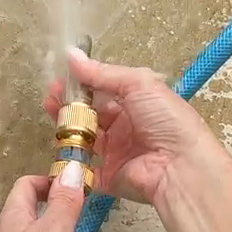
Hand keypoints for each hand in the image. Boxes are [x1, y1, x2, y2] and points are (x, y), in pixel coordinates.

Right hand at [42, 47, 230, 208]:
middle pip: (89, 114)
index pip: (102, 91)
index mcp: (136, 104)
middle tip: (50, 98)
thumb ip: (102, 73)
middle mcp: (125, 128)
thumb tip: (72, 55)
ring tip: (51, 116)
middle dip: (68, 105)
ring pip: (83, 138)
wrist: (181, 167)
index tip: (60, 79)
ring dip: (66, 127)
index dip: (81, 84)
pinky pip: (84, 167)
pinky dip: (70, 158)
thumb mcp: (138, 84)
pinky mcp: (108, 176)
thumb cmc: (166, 120)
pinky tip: (58, 143)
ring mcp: (115, 153)